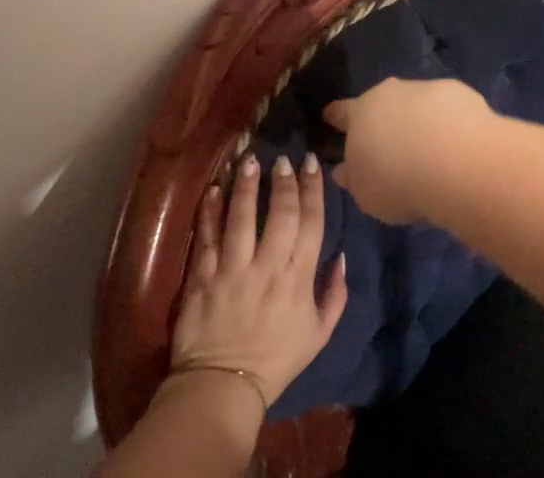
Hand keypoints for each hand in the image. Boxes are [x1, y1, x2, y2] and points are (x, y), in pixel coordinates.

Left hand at [171, 152, 347, 405]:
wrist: (222, 386)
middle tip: (283, 158)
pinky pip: (207, 237)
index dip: (312, 190)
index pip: (310, 223)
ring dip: (247, 187)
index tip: (311, 164)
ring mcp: (232, 270)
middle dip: (283, 182)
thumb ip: (335, 294)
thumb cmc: (277, 360)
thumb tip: (341, 257)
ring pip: (241, 218)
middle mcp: (267, 267)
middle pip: (279, 214)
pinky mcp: (202, 278)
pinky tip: (214, 189)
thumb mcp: (320, 333)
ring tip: (249, 161)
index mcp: (298, 278)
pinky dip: (210, 211)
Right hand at [322, 77, 493, 223]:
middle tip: (391, 143)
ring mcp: (430, 88)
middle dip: (385, 119)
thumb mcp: (364, 192)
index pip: (342, 111)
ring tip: (431, 148)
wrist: (460, 166)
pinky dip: (450, 122)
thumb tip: (344, 168)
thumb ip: (353, 177)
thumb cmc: (400, 183)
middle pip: (383, 103)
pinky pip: (450, 109)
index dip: (336, 117)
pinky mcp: (463, 94)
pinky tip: (458, 144)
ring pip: (418, 103)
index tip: (331, 117)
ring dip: (420, 120)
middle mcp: (393, 92)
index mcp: (362, 112)